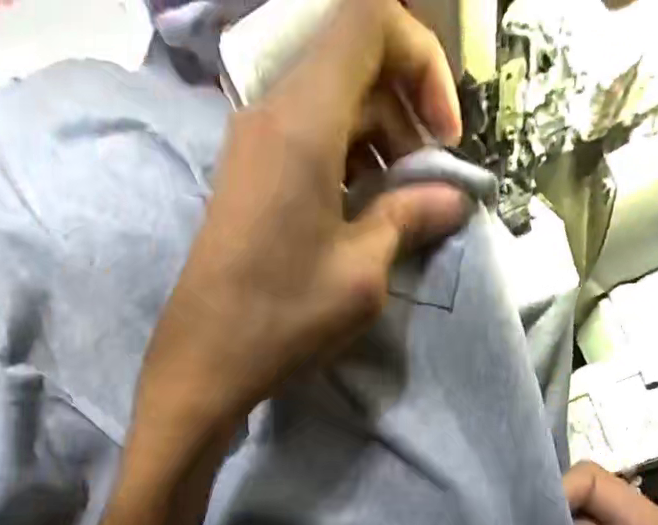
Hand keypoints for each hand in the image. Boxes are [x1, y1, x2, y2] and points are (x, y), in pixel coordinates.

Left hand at [134, 0, 471, 441]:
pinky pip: (308, 136)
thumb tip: (452, 199)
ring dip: (380, 139)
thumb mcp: (363, 272)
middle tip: (429, 182)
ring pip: (333, 101)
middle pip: (354, 62)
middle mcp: (272, 111)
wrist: (205, 358)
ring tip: (402, 205)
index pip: (370, 20)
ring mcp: (254, 141)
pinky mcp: (248, 174)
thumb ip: (409, 218)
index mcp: (303, 118)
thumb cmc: (285, 315)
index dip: (422, 59)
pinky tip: (364, 213)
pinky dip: (348, 158)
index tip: (443, 135)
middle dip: (407, 109)